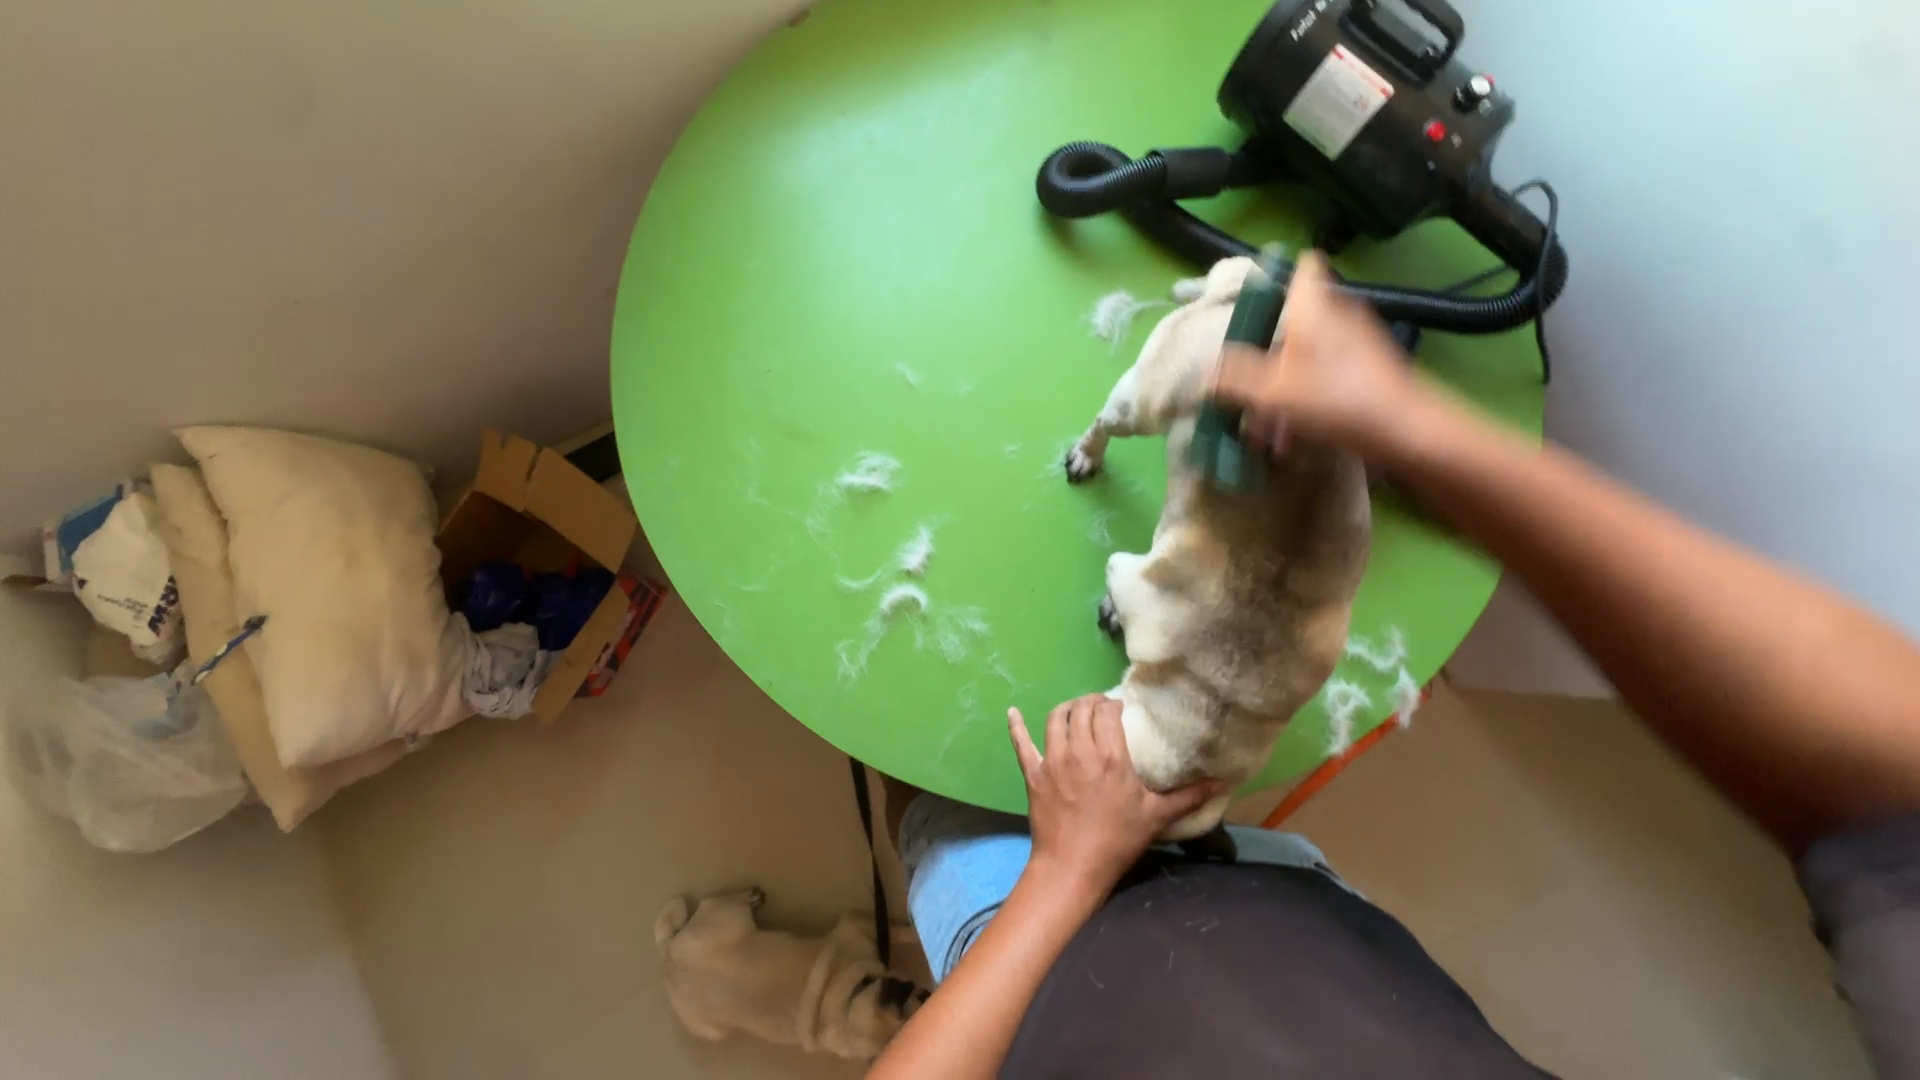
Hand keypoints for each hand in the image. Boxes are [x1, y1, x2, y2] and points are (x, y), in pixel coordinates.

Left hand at [1008, 696, 1222, 894]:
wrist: (1072, 867)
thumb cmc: (1116, 841)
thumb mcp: (1156, 816)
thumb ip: (1189, 796)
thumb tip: (1222, 781)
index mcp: (1110, 756)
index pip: (1107, 712)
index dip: (1113, 705)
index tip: (1120, 709)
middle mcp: (1079, 750)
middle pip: (1081, 709)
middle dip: (1091, 702)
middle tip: (1100, 708)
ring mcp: (1052, 759)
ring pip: (1055, 718)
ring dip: (1066, 709)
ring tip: (1076, 711)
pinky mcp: (1033, 772)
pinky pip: (1021, 742)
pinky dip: (1017, 726)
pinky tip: (1013, 713)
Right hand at [1212, 251, 1433, 460]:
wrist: (1405, 431)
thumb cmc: (1337, 399)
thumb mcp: (1273, 391)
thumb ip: (1236, 378)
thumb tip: (1208, 370)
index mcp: (1314, 308)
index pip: (1302, 267)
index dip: (1277, 276)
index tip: (1250, 299)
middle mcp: (1337, 317)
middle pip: (1295, 321)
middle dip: (1266, 350)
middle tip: (1241, 378)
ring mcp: (1354, 345)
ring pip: (1306, 356)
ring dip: (1279, 386)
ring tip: (1261, 425)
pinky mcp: (1364, 373)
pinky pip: (1321, 379)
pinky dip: (1301, 400)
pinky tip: (1287, 438)